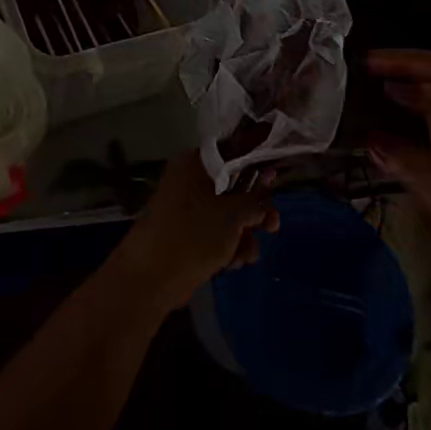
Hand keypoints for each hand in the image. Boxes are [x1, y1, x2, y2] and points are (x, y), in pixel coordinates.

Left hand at [112, 152, 279, 311]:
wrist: (154, 275)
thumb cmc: (193, 234)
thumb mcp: (232, 213)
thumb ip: (255, 196)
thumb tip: (268, 176)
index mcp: (193, 164)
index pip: (231, 154)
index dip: (256, 167)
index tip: (276, 181)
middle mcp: (190, 181)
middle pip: (234, 187)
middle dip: (255, 211)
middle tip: (271, 227)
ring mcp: (190, 208)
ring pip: (230, 214)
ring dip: (245, 235)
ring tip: (245, 254)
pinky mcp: (191, 232)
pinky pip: (220, 233)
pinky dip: (231, 246)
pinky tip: (234, 263)